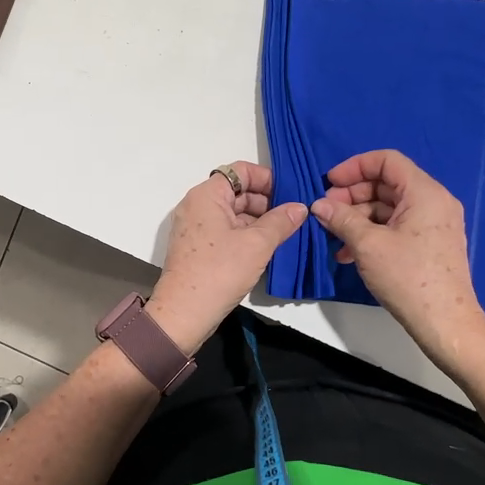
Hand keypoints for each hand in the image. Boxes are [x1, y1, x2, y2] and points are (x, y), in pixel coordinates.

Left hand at [149, 162, 306, 351]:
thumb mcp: (257, 244)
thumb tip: (300, 207)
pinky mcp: (198, 248)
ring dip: (259, 221)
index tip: (291, 195)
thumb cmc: (220, 272)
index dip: (268, 179)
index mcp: (206, 195)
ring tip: (286, 234)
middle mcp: (197, 206)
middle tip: (294, 217)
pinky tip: (267, 248)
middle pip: (237, 191)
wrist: (184, 313)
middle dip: (266, 202)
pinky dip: (246, 235)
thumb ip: (281, 221)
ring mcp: (195, 228)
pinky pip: (226, 231)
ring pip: (233, 213)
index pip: (240, 171)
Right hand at [311, 150, 483, 353]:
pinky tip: (349, 253)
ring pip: (389, 207)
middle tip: (325, 212)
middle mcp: (434, 202)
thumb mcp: (368, 245)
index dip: (354, 167)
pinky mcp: (430, 244)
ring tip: (333, 236)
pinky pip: (397, 227)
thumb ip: (341, 219)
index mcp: (424, 193)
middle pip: (387, 184)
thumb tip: (318, 205)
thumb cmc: (407, 277)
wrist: (444, 322)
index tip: (328, 183)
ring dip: (358, 217)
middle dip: (352, 195)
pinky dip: (373, 233)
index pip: (387, 161)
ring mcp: (434, 224)